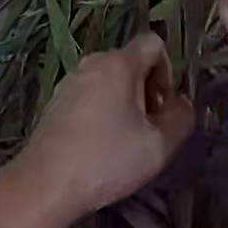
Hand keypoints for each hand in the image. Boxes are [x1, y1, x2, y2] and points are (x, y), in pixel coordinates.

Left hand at [15, 33, 194, 217]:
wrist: (44, 184)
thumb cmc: (106, 160)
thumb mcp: (158, 147)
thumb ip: (181, 119)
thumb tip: (183, 104)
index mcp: (119, 63)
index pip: (153, 43)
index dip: (167, 71)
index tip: (163, 107)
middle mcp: (94, 61)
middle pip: (132, 62)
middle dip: (148, 90)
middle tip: (148, 129)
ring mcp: (71, 79)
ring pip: (111, 78)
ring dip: (125, 102)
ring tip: (124, 141)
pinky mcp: (56, 100)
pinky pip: (91, 93)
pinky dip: (102, 109)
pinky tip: (99, 146)